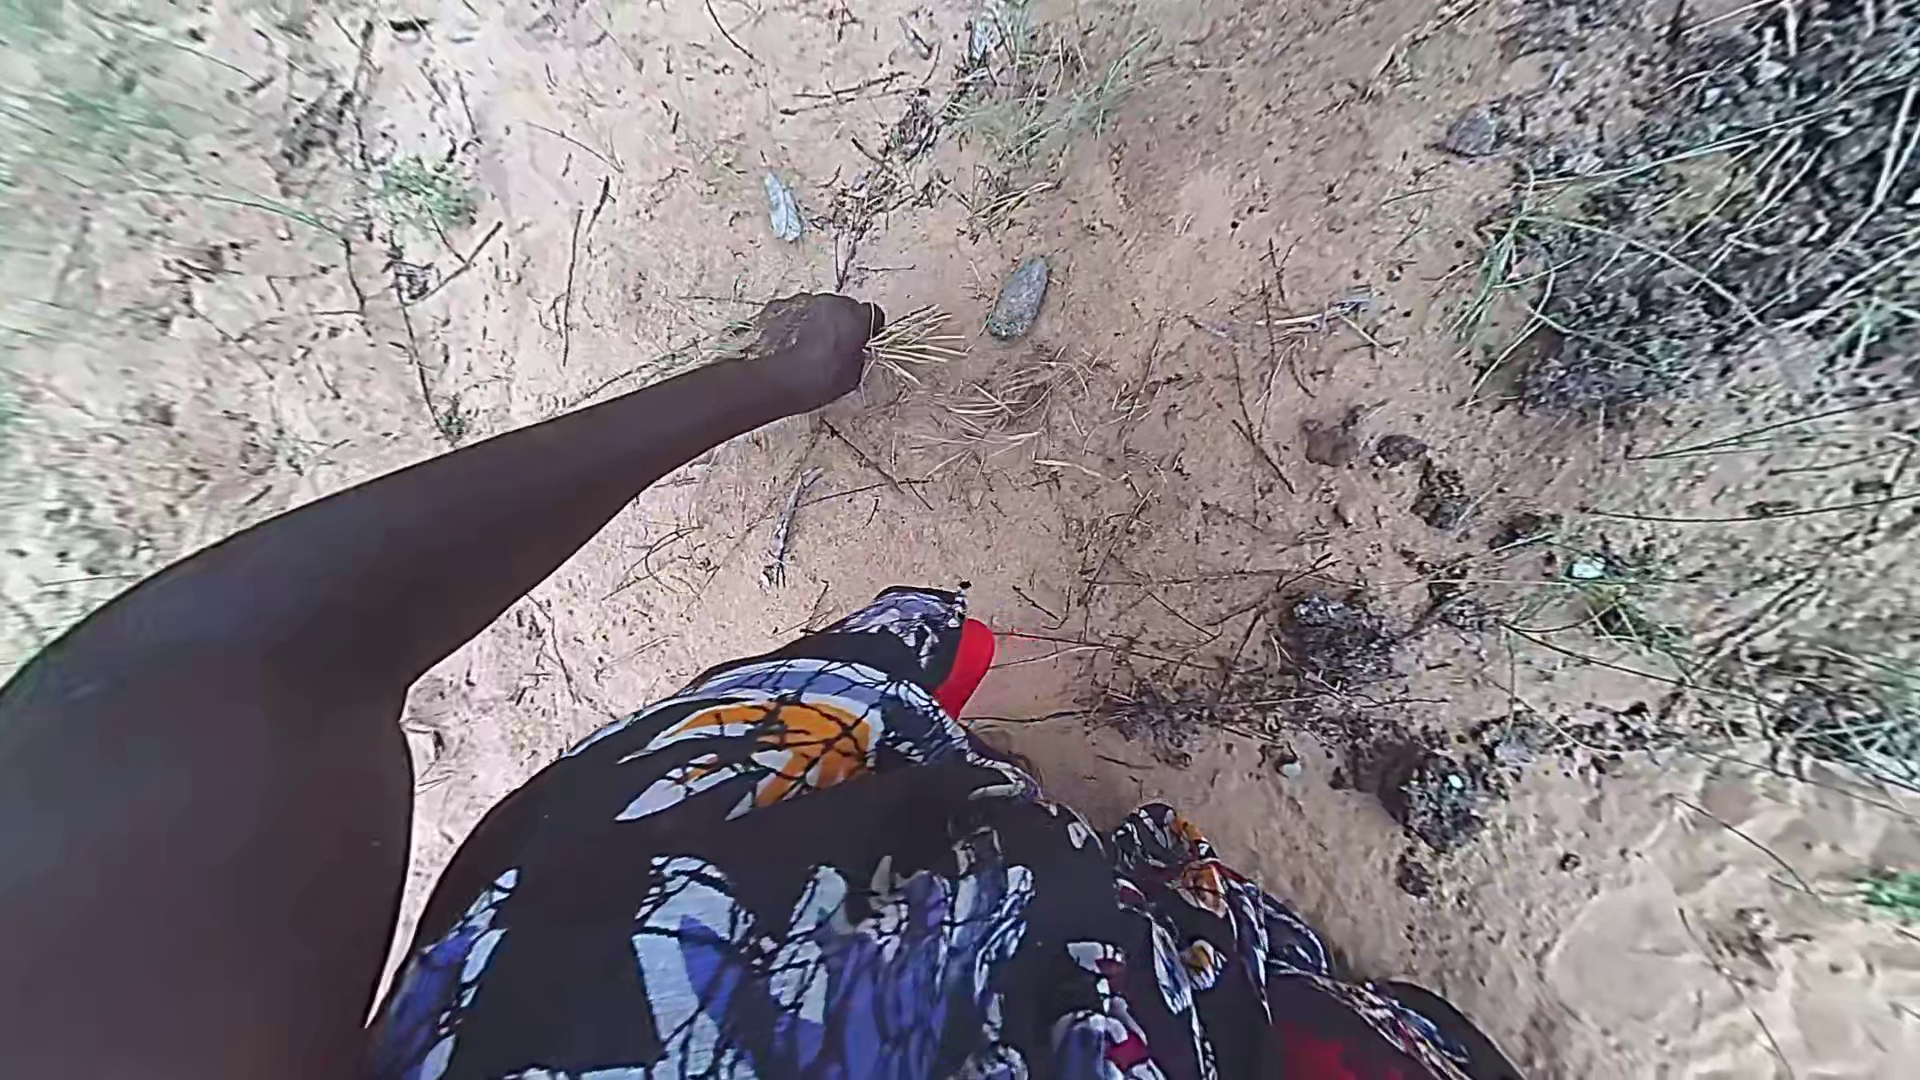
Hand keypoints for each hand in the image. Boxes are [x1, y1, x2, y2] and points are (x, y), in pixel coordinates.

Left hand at [741, 293, 885, 412]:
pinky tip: (795, 343)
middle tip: (838, 346)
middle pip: (846, 307)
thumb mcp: (854, 374)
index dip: (868, 327)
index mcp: (857, 317)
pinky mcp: (784, 304)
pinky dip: (799, 323)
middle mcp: (834, 302)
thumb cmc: (823, 378)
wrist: (785, 379)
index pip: (873, 313)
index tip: (864, 339)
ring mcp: (806, 300)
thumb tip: (857, 352)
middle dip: (844, 322)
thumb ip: (859, 355)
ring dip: (820, 321)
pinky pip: (798, 311)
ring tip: (813, 346)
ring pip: (821, 308)